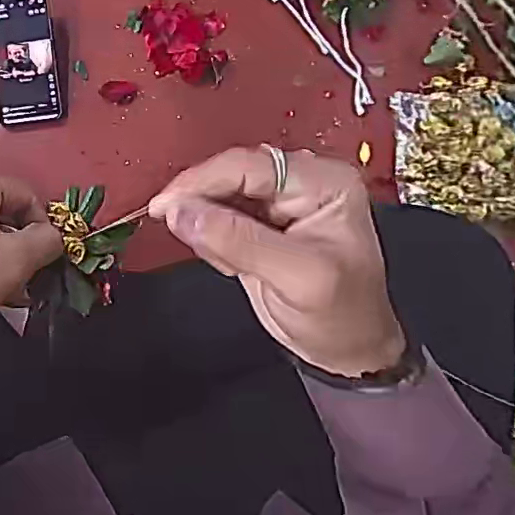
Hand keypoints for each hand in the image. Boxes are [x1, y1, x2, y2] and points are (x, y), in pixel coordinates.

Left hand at [0, 166, 63, 361]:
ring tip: (9, 290)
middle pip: (5, 214)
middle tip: (29, 276)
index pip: (25, 196)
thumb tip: (55, 237)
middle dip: (20, 247)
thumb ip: (47, 241)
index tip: (47, 254)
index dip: (42, 227)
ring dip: (4, 260)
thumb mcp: (16, 260)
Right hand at [150, 147, 406, 377]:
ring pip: (218, 191)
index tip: (167, 204)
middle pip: (231, 172)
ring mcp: (280, 198)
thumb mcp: (298, 279)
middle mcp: (303, 180)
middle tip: (174, 225)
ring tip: (230, 263)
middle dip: (203, 203)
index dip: (203, 181)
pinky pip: (216, 212)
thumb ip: (239, 241)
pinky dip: (211, 236)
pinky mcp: (259, 217)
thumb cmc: (343, 316)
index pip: (251, 165)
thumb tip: (184, 212)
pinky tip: (234, 263)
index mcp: (325, 181)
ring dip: (207, 223)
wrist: (347, 349)